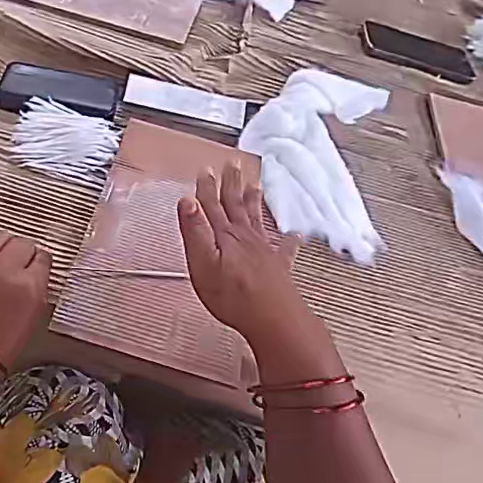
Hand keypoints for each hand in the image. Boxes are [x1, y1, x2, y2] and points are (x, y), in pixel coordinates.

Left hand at [0, 231, 51, 367]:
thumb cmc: (2, 342)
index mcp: (31, 284)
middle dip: (25, 252)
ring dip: (7, 245)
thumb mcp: (34, 314)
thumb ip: (37, 286)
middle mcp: (9, 268)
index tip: (37, 268)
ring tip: (5, 258)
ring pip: (3, 236)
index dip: (40, 263)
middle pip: (24, 243)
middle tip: (22, 263)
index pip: (43, 257)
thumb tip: (36, 271)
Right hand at [178, 163, 310, 344]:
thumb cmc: (234, 296)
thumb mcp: (203, 264)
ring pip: (256, 219)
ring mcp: (263, 251)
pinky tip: (295, 235)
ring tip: (254, 185)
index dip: (207, 187)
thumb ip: (195, 232)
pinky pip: (284, 248)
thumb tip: (187, 202)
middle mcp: (245, 238)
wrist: (273, 318)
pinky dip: (289, 240)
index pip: (212, 205)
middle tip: (233, 164)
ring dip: (253, 201)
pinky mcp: (277, 267)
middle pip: (236, 205)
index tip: (206, 169)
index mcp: (225, 236)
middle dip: (232, 184)